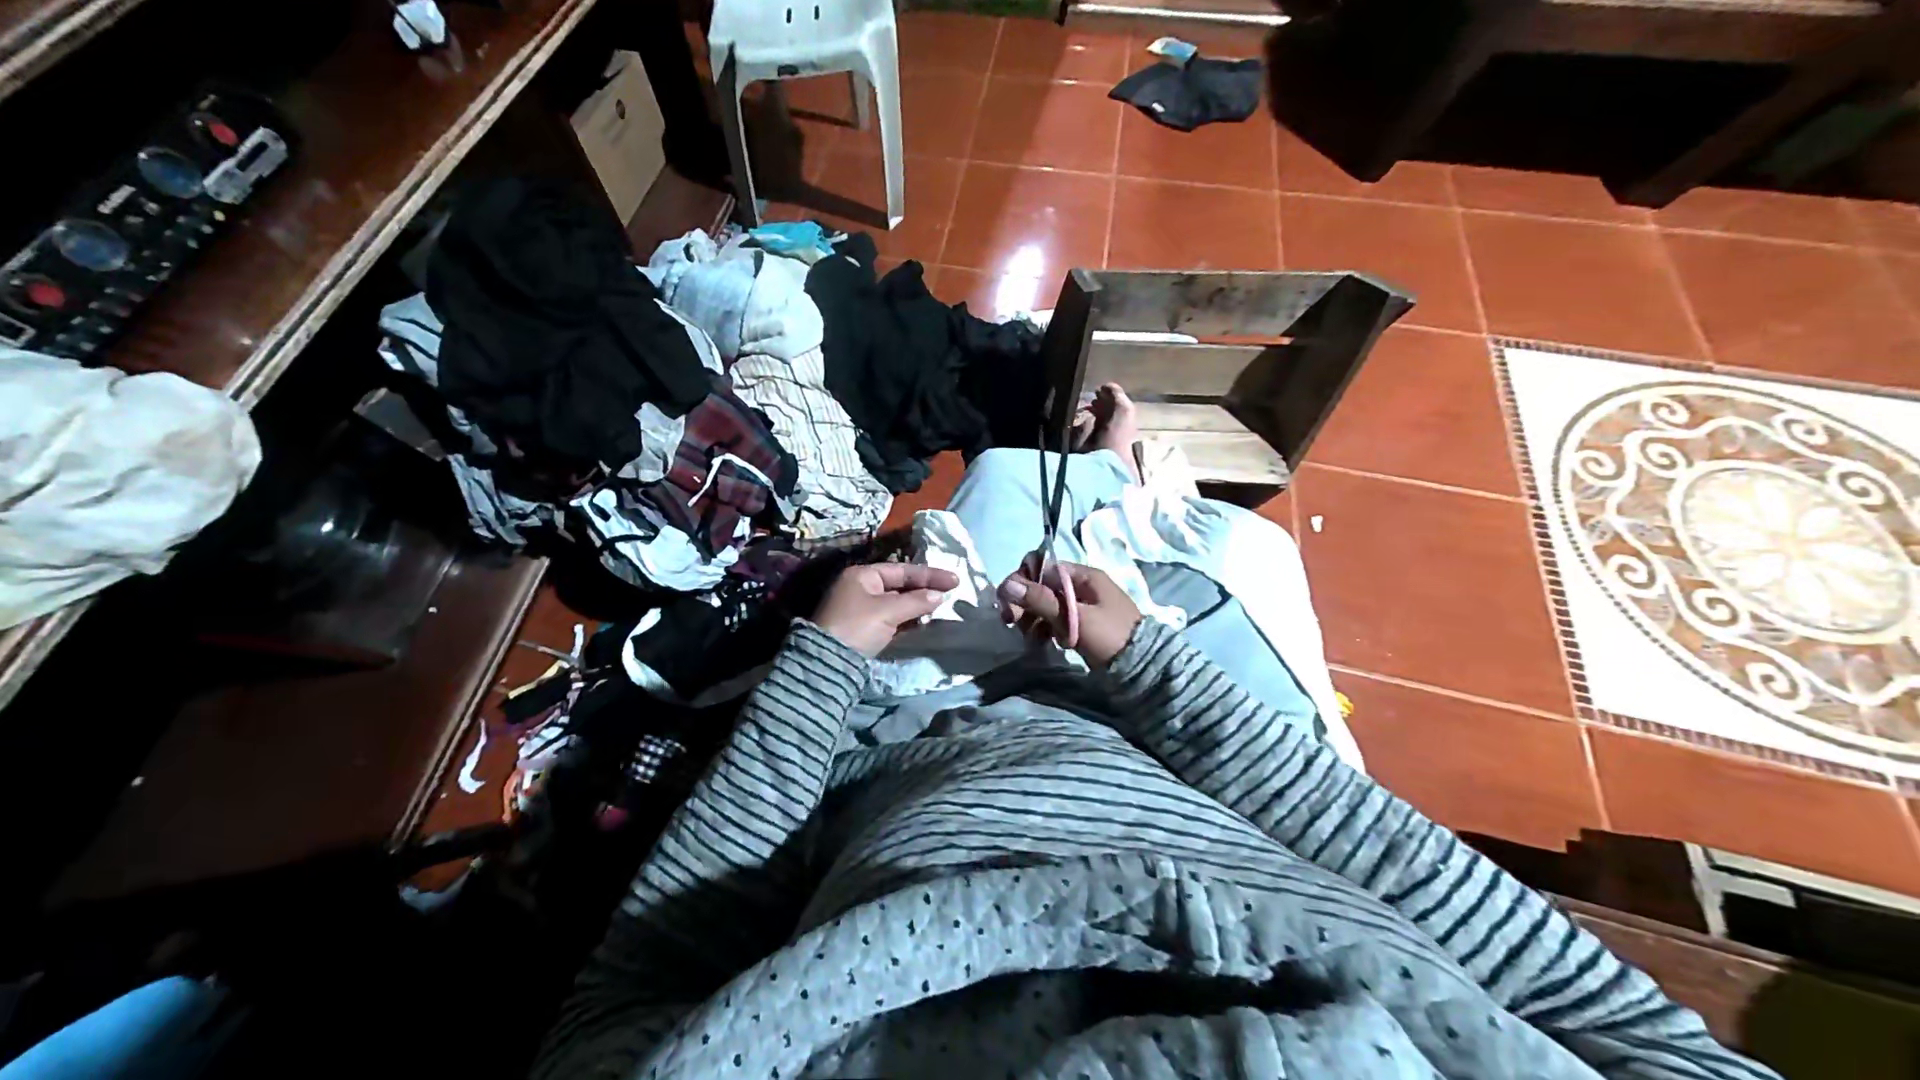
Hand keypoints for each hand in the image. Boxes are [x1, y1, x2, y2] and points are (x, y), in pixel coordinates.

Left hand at [812, 563, 960, 656]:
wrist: (828, 661)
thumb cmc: (858, 626)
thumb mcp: (888, 611)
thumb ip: (916, 601)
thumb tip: (939, 596)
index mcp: (862, 575)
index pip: (901, 570)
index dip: (928, 575)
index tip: (953, 580)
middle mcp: (860, 588)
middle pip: (899, 585)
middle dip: (924, 590)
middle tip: (949, 593)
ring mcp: (861, 609)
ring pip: (896, 602)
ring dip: (917, 605)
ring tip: (940, 607)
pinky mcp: (863, 628)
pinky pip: (891, 618)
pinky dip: (907, 618)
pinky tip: (923, 621)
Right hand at [996, 562, 1139, 667]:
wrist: (1142, 668)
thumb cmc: (1110, 636)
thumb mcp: (1075, 618)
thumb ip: (1042, 600)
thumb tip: (1008, 584)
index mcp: (1083, 575)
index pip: (1041, 566)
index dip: (1022, 581)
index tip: (1011, 603)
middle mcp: (1080, 585)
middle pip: (1040, 585)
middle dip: (1023, 602)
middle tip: (1012, 623)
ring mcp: (1080, 605)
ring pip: (1044, 604)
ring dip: (1031, 617)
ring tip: (1028, 637)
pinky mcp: (1080, 624)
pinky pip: (1053, 619)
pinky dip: (1042, 628)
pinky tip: (1039, 642)